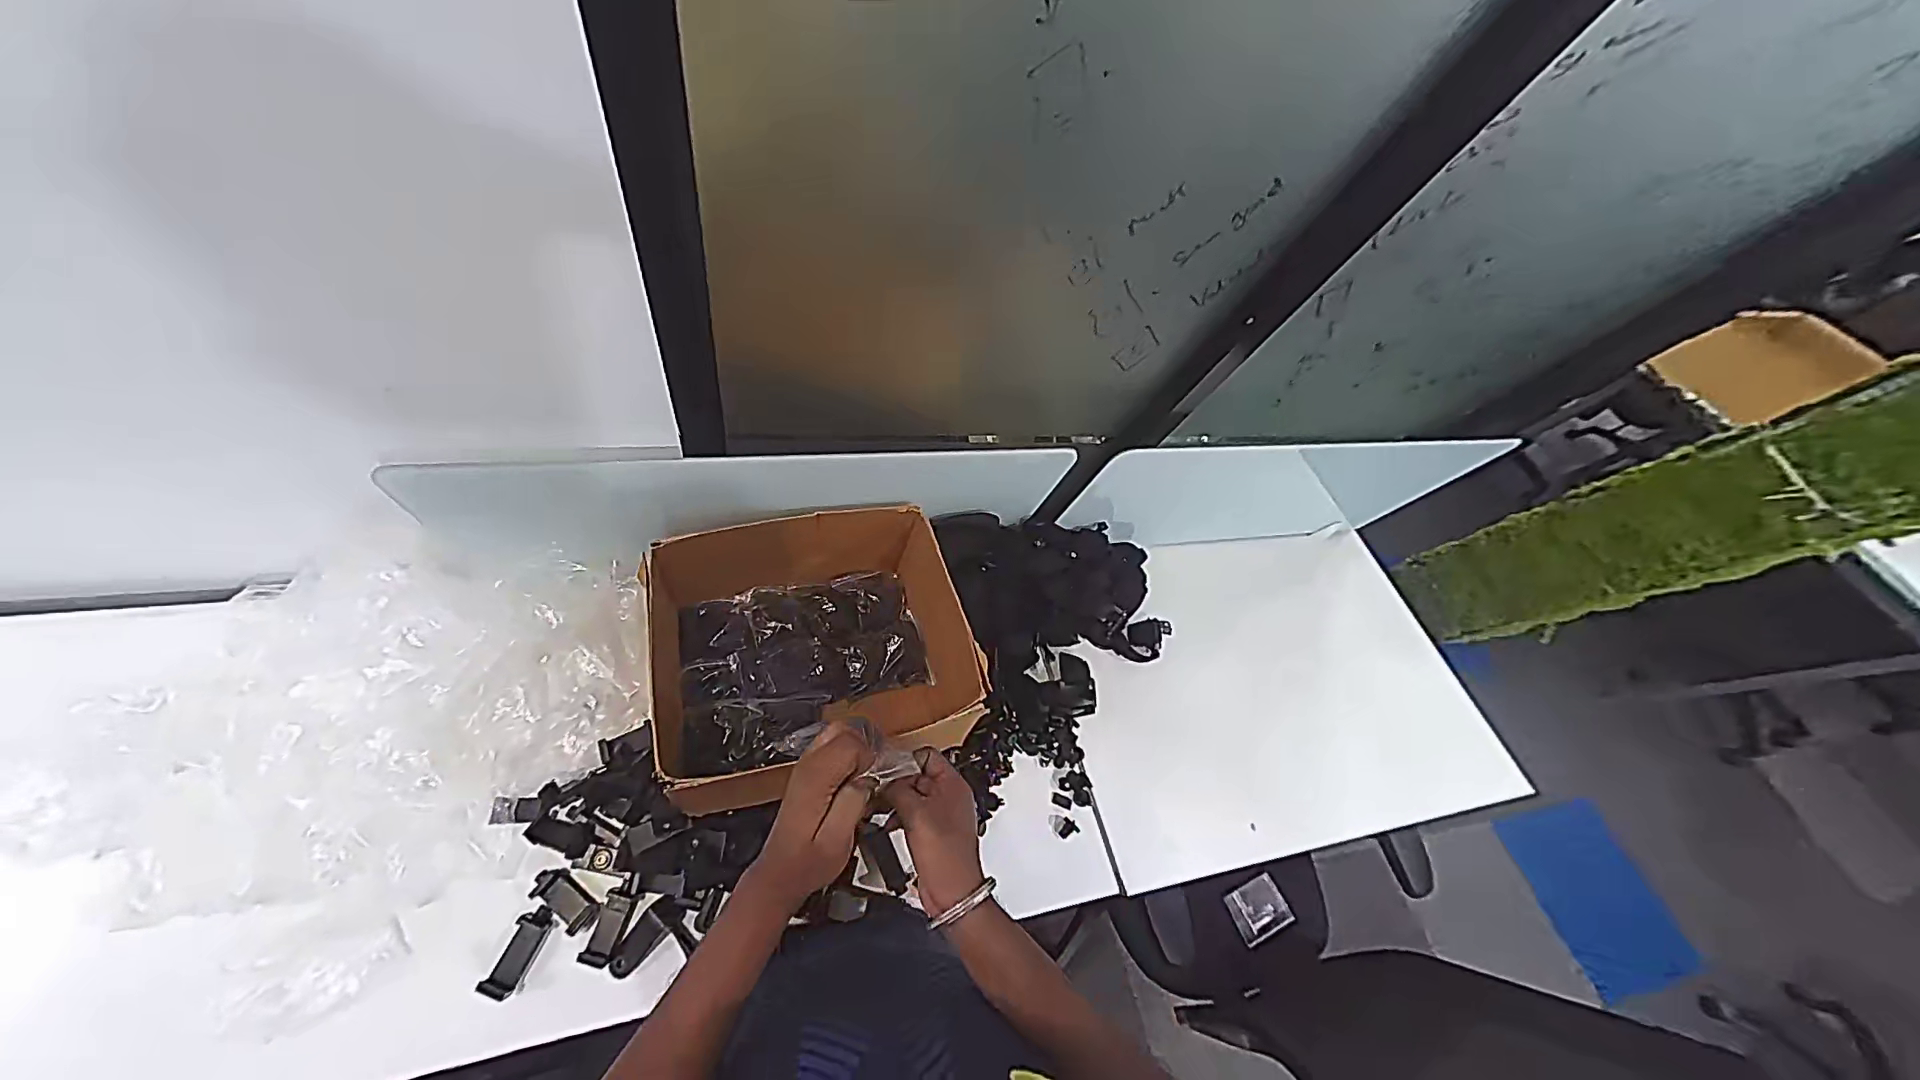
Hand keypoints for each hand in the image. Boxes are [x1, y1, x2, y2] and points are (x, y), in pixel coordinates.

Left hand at [739, 722, 877, 913]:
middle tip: (868, 777)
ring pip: (837, 734)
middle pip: (844, 731)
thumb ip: (854, 804)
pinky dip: (847, 757)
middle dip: (864, 749)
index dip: (869, 759)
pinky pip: (832, 747)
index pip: (851, 743)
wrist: (781, 873)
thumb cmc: (806, 864)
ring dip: (856, 751)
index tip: (870, 783)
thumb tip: (868, 779)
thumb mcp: (837, 842)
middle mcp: (807, 767)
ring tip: (860, 780)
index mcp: (815, 779)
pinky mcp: (807, 773)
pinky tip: (849, 782)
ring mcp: (805, 767)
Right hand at [883, 748, 986, 917]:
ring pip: (914, 795)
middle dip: (897, 782)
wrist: (952, 892)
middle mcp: (949, 796)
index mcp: (952, 784)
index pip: (927, 755)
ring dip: (896, 800)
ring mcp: (942, 814)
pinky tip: (888, 824)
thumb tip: (887, 782)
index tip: (886, 770)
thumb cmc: (946, 856)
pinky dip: (900, 816)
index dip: (905, 760)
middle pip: (918, 775)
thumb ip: (899, 790)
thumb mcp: (916, 814)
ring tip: (880, 808)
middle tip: (879, 792)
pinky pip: (913, 814)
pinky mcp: (933, 831)